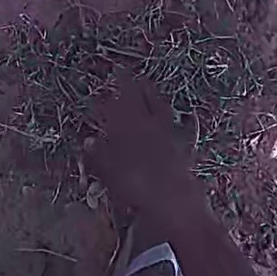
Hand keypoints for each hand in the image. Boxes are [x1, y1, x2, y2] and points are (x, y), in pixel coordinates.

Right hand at [85, 75, 205, 222]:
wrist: (174, 203)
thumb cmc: (136, 187)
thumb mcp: (109, 171)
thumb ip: (98, 154)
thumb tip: (89, 141)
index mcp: (129, 127)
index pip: (117, 102)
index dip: (111, 91)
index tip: (107, 80)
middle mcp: (150, 125)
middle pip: (141, 98)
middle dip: (132, 85)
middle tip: (125, 73)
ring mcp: (170, 134)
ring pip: (162, 107)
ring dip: (154, 95)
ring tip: (149, 86)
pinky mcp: (186, 146)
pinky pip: (186, 127)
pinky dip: (186, 120)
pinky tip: (187, 116)